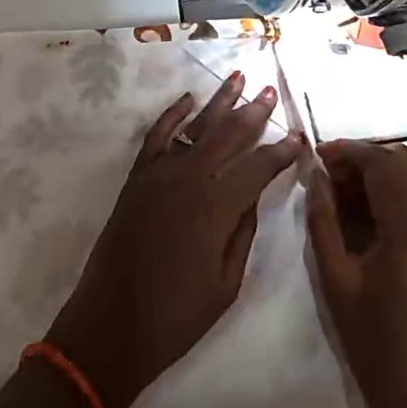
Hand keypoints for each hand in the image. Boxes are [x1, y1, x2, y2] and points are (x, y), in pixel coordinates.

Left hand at [44, 74, 303, 407]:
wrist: (107, 331)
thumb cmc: (174, 317)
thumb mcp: (226, 283)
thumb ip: (244, 230)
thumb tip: (254, 192)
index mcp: (216, 208)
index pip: (258, 167)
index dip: (281, 151)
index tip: (298, 136)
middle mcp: (189, 180)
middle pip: (229, 134)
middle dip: (254, 111)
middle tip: (271, 90)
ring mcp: (159, 175)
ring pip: (196, 126)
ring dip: (219, 100)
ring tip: (238, 76)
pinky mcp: (137, 180)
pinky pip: (157, 137)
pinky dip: (172, 115)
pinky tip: (188, 100)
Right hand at [306, 140, 406, 407]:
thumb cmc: (373, 341)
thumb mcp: (336, 280)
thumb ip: (323, 220)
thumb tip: (315, 174)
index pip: (384, 165)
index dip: (351, 151)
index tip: (320, 154)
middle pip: (403, 163)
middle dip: (364, 159)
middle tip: (329, 173)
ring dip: (380, 176)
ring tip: (344, 192)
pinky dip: (396, 196)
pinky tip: (370, 214)